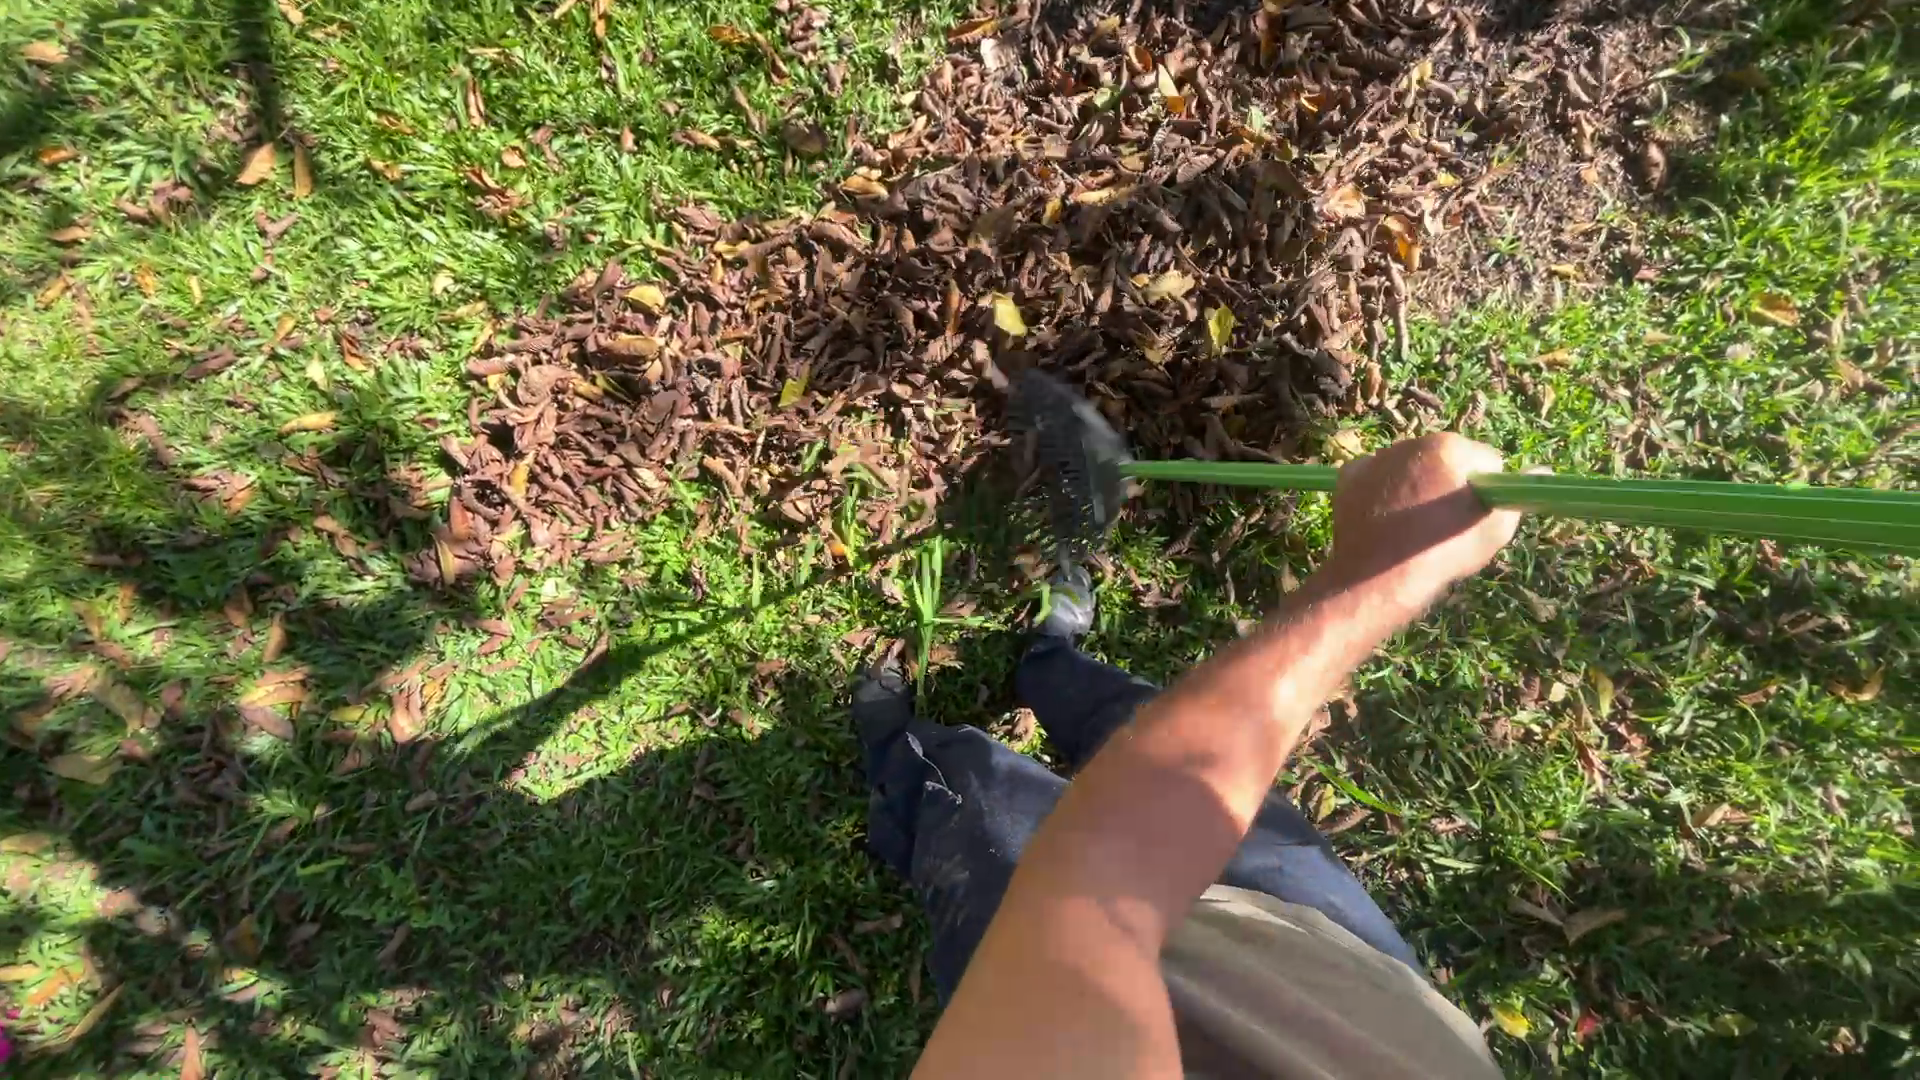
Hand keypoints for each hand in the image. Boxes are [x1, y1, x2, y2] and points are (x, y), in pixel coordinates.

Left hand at [1326, 433, 1521, 610]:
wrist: (1377, 576)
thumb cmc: (1442, 551)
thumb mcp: (1495, 526)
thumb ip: (1517, 493)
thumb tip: (1539, 471)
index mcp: (1447, 447)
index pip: (1483, 460)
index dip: (1483, 489)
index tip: (1471, 514)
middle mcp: (1406, 444)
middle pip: (1442, 460)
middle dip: (1446, 482)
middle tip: (1440, 522)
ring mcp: (1373, 460)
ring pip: (1408, 468)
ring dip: (1414, 485)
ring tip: (1411, 524)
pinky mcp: (1348, 478)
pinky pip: (1376, 478)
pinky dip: (1382, 491)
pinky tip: (1385, 518)